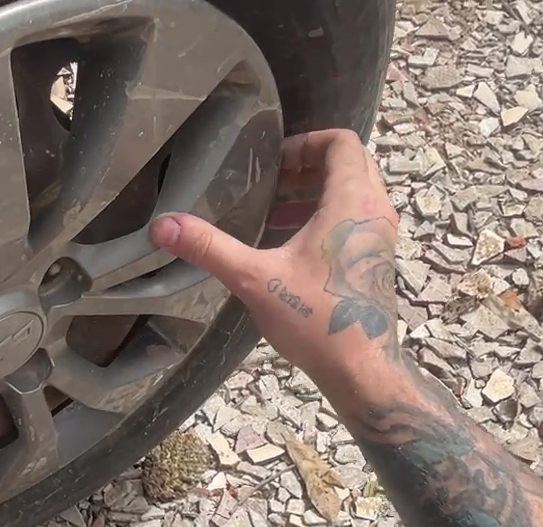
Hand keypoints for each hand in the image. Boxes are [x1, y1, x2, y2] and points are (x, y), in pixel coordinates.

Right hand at [150, 129, 400, 372]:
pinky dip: (327, 223)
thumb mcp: (254, 279)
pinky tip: (292, 251)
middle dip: (308, 170)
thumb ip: (210, 248)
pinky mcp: (376, 264)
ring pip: (353, 197)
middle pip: (348, 166)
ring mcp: (380, 239)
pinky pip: (354, 224)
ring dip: (316, 198)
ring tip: (276, 217)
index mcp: (351, 201)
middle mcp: (374, 211)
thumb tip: (162, 226)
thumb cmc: (314, 318)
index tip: (273, 162)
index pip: (340, 143)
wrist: (359, 367)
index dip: (305, 144)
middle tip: (271, 186)